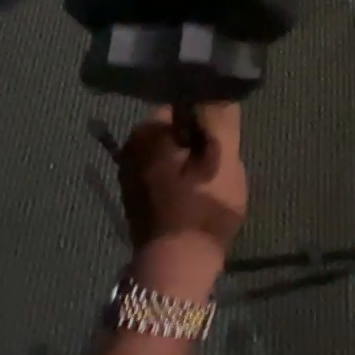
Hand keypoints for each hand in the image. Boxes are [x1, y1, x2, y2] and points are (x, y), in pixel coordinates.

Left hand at [117, 104, 246, 297]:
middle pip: (178, 129)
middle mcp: (130, 147)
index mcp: (147, 130)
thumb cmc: (201, 208)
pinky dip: (181, 179)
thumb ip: (221, 118)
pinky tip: (196, 197)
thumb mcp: (222, 157)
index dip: (210, 118)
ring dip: (192, 161)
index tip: (225, 139)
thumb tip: (218, 86)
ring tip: (211, 183)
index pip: (184, 103)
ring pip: (173, 152)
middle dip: (200, 140)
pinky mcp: (136, 198)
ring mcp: (129, 174)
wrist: (176, 268)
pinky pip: (165, 174)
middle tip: (221, 164)